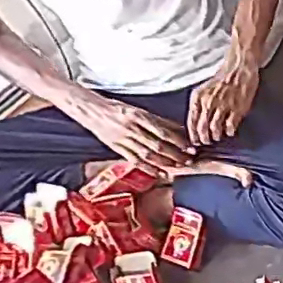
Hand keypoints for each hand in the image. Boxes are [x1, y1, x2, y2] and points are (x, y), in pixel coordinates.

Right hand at [67, 94, 195, 172]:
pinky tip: (161, 173)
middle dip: (176, 155)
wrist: (90, 110)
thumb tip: (182, 132)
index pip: (163, 132)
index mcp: (137, 116)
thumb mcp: (140, 111)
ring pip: (147, 155)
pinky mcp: (116, 148)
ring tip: (180, 167)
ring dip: (166, 163)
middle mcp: (130, 128)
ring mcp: (122, 140)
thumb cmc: (119, 109)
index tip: (191, 148)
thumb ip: (160, 122)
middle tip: (190, 160)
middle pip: (158, 145)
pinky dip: (149, 169)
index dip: (179, 142)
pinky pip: (135, 161)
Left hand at [188, 52, 260, 145]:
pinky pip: (230, 126)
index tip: (195, 141)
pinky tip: (229, 131)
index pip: (191, 121)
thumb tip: (198, 123)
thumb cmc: (222, 80)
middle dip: (204, 138)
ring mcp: (222, 106)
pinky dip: (229, 132)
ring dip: (216, 136)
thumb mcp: (204, 90)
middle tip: (207, 142)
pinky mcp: (236, 109)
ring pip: (215, 129)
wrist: (238, 69)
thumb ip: (200, 105)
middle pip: (202, 128)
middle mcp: (208, 102)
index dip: (193, 134)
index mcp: (198, 97)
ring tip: (218, 137)